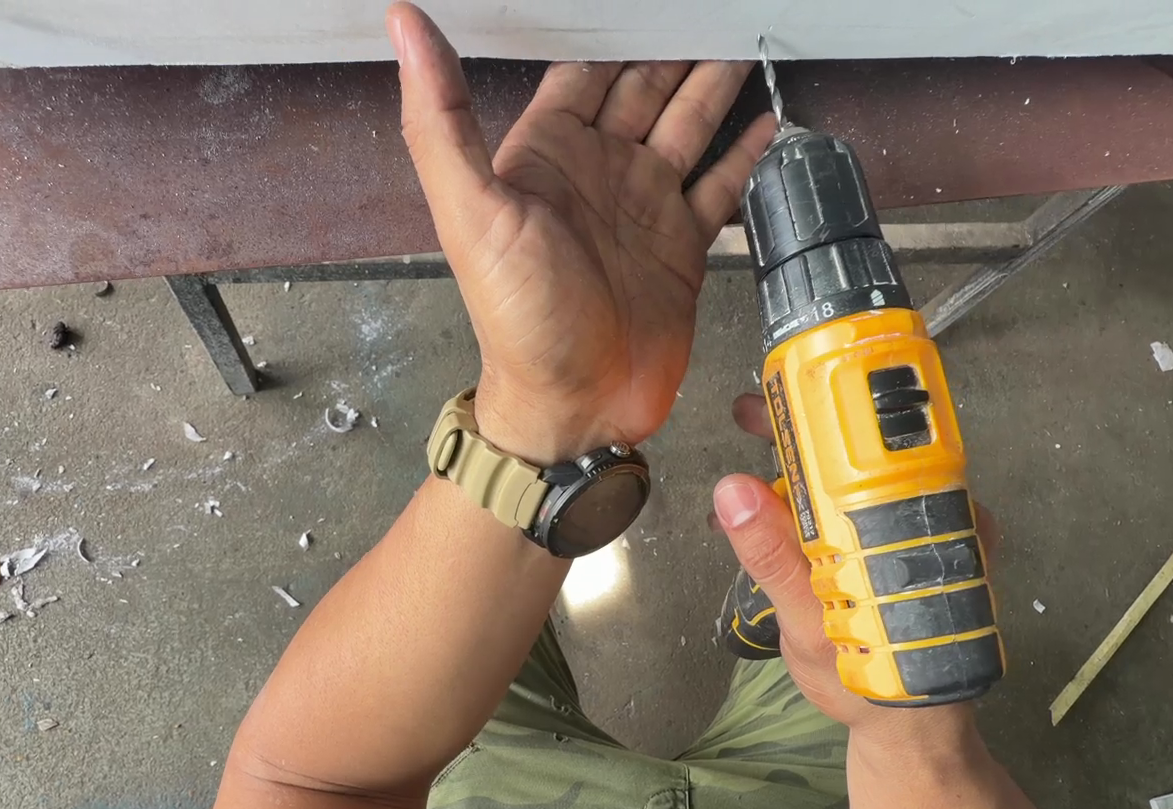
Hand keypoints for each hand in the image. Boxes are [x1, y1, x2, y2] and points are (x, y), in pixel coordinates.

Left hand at [387, 3, 775, 462]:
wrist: (573, 405)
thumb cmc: (521, 323)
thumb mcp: (472, 216)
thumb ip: (442, 122)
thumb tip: (404, 24)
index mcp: (548, 156)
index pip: (586, 68)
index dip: (617, 25)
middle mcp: (599, 173)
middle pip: (646, 86)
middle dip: (679, 43)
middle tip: (715, 8)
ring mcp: (644, 209)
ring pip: (689, 126)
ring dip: (716, 85)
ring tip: (747, 39)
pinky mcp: (681, 249)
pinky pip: (719, 189)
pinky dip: (744, 157)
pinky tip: (768, 124)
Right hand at [711, 394, 999, 728]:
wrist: (905, 726)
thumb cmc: (870, 681)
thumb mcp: (812, 624)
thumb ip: (775, 559)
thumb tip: (733, 489)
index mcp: (924, 522)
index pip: (879, 443)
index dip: (827, 413)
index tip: (778, 393)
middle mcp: (929, 515)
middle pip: (864, 450)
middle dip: (802, 431)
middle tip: (750, 415)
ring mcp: (910, 530)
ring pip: (853, 478)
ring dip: (797, 468)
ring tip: (746, 471)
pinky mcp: (891, 546)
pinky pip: (849, 508)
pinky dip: (806, 501)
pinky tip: (770, 514)